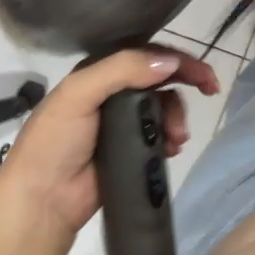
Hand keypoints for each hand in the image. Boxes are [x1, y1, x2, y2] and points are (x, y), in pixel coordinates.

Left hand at [0, 47, 220, 232]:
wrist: (43, 198)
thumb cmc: (55, 140)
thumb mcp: (80, 93)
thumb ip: (123, 70)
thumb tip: (171, 62)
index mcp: (98, 73)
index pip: (145, 55)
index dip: (177, 58)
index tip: (202, 72)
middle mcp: (113, 93)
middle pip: (161, 79)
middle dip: (187, 82)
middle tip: (211, 90)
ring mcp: (124, 123)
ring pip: (165, 107)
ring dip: (179, 116)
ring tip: (177, 137)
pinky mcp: (132, 149)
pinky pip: (161, 135)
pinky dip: (173, 137)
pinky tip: (173, 148)